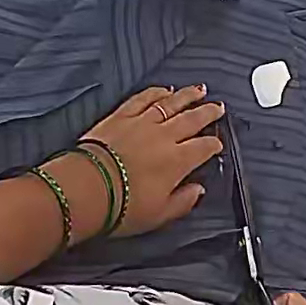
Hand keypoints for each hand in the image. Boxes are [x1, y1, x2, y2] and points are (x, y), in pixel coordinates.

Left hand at [81, 85, 224, 236]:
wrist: (86, 188)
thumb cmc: (121, 206)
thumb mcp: (159, 214)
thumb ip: (183, 201)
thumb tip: (197, 191)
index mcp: (178, 161)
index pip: (204, 147)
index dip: (214, 144)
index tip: (218, 143)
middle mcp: (165, 136)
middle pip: (193, 119)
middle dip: (209, 112)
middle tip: (219, 107)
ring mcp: (142, 123)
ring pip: (171, 103)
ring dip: (188, 96)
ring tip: (199, 90)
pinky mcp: (121, 116)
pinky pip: (143, 99)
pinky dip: (155, 92)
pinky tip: (164, 89)